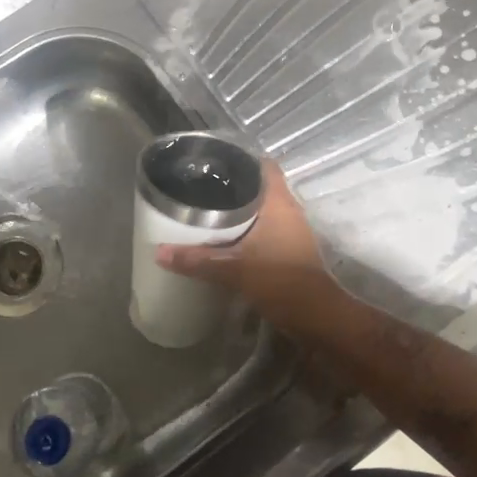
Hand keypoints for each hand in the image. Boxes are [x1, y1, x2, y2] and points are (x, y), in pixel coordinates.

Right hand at [156, 161, 342, 332]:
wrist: (317, 317)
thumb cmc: (281, 282)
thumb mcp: (234, 270)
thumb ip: (197, 260)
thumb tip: (159, 252)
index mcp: (279, 204)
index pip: (264, 166)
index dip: (242, 159)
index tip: (214, 162)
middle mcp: (288, 212)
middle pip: (260, 187)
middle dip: (233, 186)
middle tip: (200, 187)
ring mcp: (290, 232)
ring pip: (261, 210)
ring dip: (239, 210)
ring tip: (206, 210)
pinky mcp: (288, 251)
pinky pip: (263, 229)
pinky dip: (245, 230)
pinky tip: (223, 238)